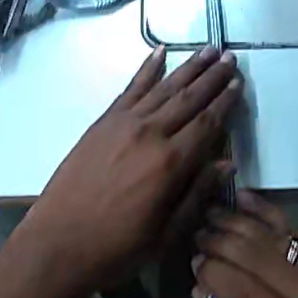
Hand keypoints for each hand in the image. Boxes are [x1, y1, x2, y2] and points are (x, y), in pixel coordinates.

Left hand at [7, 46, 241, 297]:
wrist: (58, 240)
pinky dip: (147, 68)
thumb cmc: (116, 247)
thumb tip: (227, 162)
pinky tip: (160, 53)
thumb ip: (197, 194)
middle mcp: (150, 133)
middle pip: (188, 98)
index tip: (239, 83)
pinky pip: (131, 88)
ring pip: (163, 87)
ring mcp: (124, 123)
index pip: (207, 124)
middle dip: (212, 77)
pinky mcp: (104, 121)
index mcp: (170, 164)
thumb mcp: (165, 234)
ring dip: (188, 67)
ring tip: (208, 50)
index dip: (225, 102)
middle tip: (230, 57)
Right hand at [195, 193, 297, 297]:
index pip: (247, 297)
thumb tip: (202, 287)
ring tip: (211, 215)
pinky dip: (267, 214)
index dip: (214, 274)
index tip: (192, 262)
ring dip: (239, 223)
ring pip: (277, 237)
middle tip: (196, 235)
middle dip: (221, 243)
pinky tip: (243, 201)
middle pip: (259, 259)